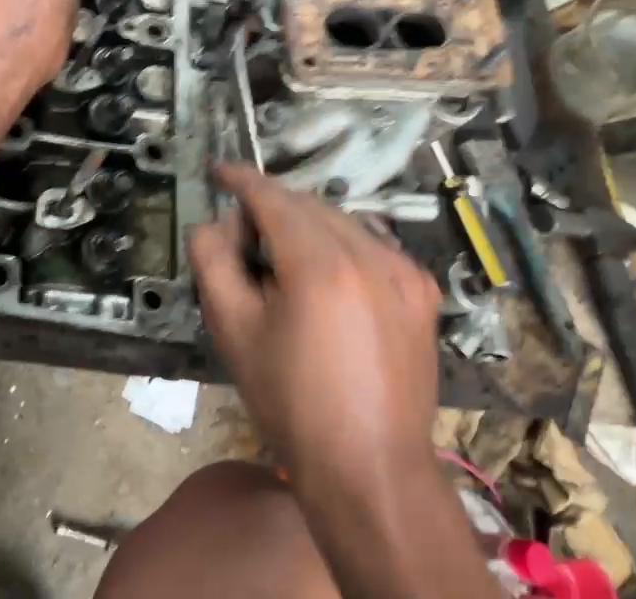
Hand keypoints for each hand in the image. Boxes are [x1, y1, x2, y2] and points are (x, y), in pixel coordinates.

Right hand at [190, 163, 441, 483]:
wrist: (369, 466)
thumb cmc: (289, 399)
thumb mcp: (231, 326)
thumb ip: (212, 258)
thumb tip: (219, 223)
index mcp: (320, 263)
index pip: (272, 196)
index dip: (240, 178)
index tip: (217, 170)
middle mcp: (371, 254)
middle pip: (307, 204)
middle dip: (269, 207)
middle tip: (239, 238)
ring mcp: (405, 272)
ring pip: (342, 221)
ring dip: (305, 224)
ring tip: (280, 261)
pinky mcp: (423, 294)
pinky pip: (372, 246)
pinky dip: (340, 245)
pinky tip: (324, 280)